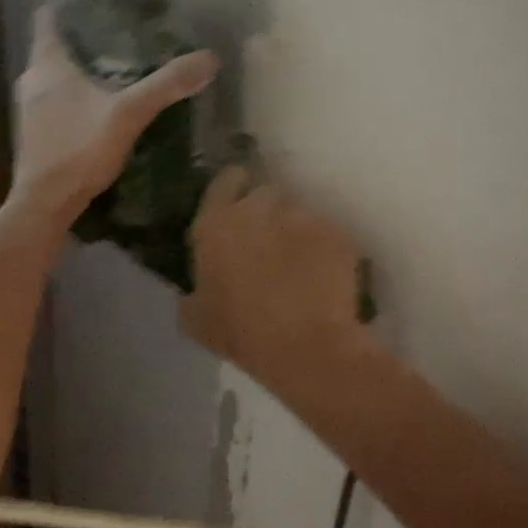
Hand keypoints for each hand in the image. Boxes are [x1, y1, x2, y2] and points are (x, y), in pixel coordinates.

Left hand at [8, 7, 217, 222]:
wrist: (44, 204)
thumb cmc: (78, 151)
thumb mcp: (127, 114)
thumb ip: (165, 85)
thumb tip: (209, 59)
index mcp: (47, 63)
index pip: (48, 17)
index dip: (69, 5)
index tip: (97, 0)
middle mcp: (31, 80)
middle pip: (54, 46)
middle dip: (82, 39)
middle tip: (119, 34)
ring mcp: (28, 108)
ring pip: (54, 76)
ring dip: (78, 70)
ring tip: (114, 67)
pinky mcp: (34, 133)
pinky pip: (54, 102)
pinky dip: (73, 97)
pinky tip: (98, 106)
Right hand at [181, 166, 366, 386]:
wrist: (306, 347)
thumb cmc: (241, 333)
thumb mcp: (196, 320)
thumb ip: (192, 295)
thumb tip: (192, 292)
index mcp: (215, 224)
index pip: (225, 181)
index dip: (233, 190)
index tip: (236, 208)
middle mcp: (257, 209)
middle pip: (264, 195)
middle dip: (265, 214)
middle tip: (266, 245)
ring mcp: (301, 217)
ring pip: (297, 213)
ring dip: (294, 231)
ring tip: (298, 264)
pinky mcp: (336, 232)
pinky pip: (326, 233)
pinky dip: (323, 249)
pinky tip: (322, 277)